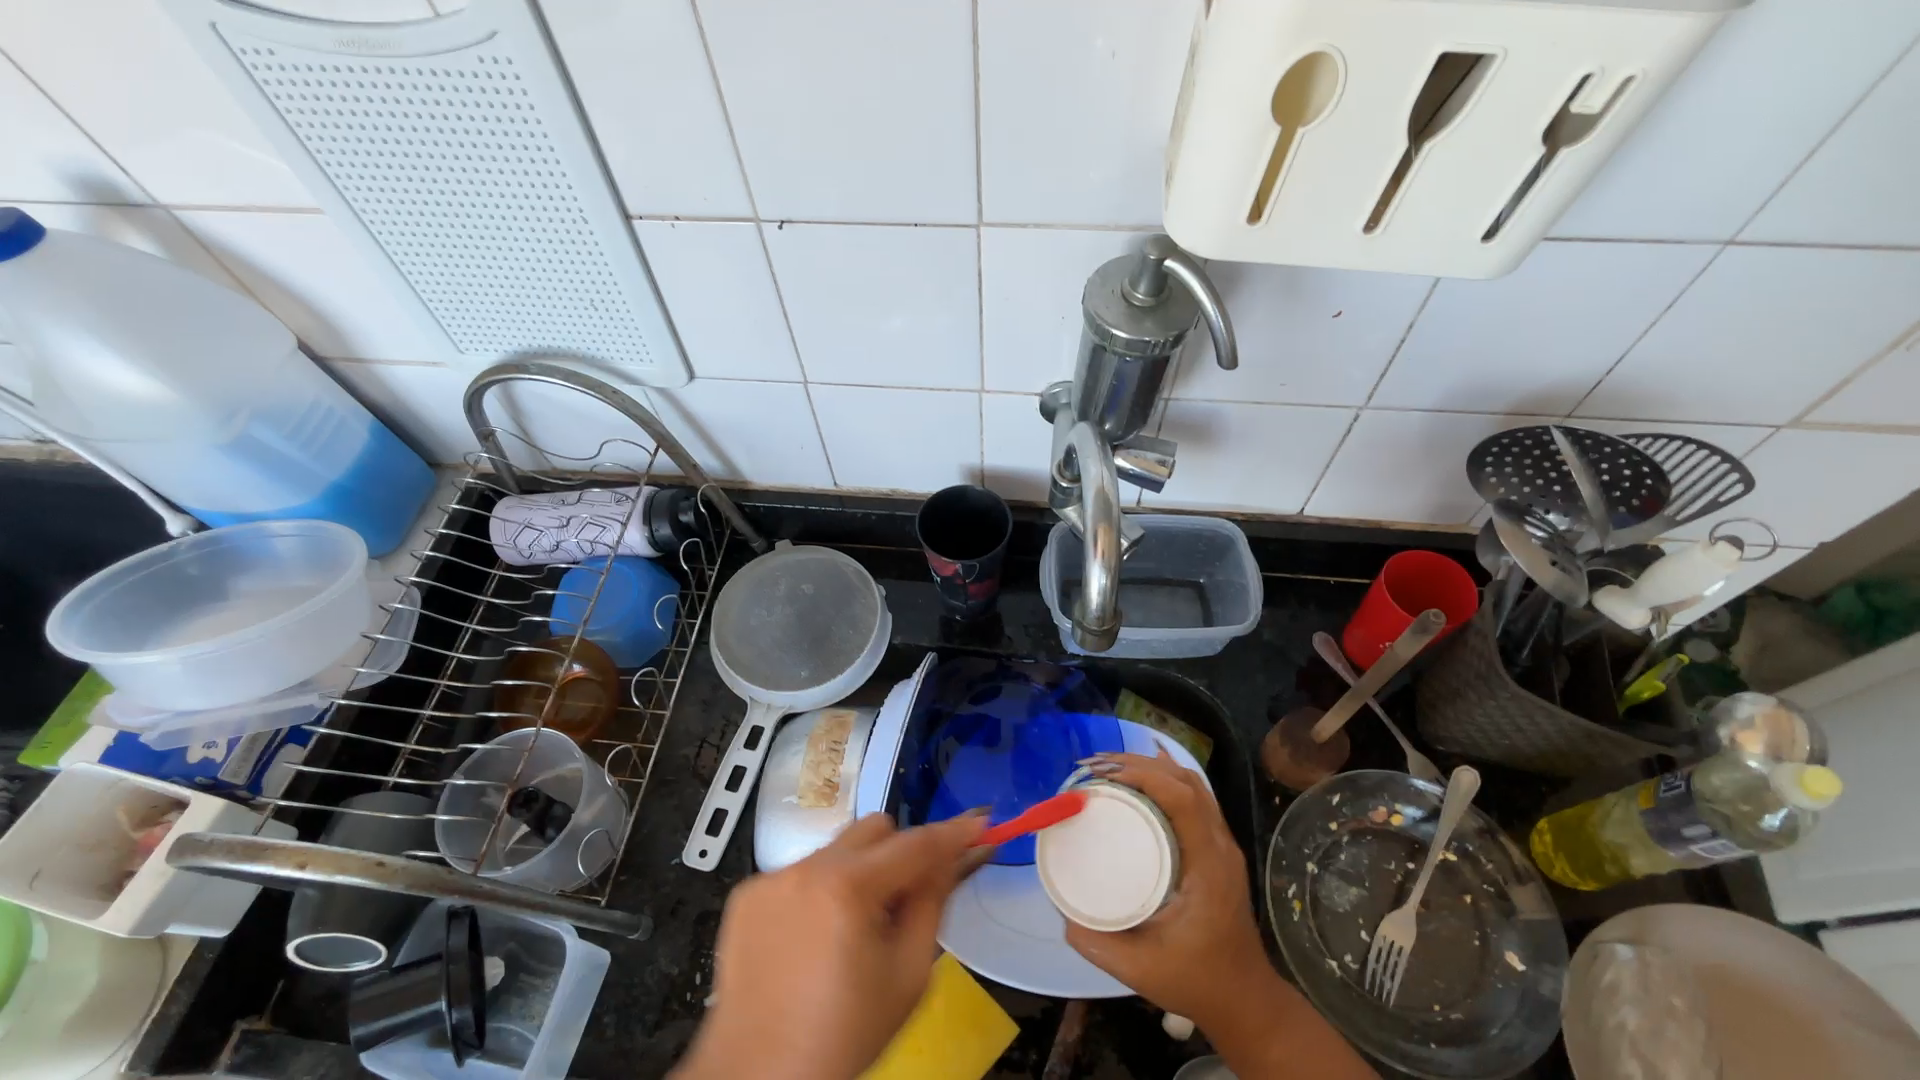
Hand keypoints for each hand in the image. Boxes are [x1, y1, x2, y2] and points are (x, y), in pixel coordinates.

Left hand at [673, 812, 988, 1079]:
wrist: (762, 1075)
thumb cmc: (846, 1033)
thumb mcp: (908, 972)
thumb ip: (933, 901)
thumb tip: (955, 856)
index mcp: (848, 888)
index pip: (915, 844)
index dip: (952, 832)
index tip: (980, 823)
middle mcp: (805, 869)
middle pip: (873, 829)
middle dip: (899, 853)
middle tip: (906, 900)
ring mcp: (770, 880)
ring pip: (835, 849)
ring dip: (857, 872)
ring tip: (853, 930)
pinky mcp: (746, 896)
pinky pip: (798, 873)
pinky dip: (818, 892)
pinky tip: (814, 939)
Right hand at [1067, 752, 1376, 1079]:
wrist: (1242, 999)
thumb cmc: (1194, 981)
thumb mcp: (1137, 967)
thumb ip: (1094, 941)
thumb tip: (1059, 906)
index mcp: (1208, 866)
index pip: (1183, 800)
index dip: (1144, 775)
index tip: (1102, 774)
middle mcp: (1221, 847)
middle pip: (1187, 782)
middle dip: (1140, 764)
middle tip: (1095, 766)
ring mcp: (1223, 846)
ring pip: (1194, 786)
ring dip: (1154, 768)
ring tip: (1110, 767)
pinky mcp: (1218, 851)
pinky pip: (1197, 800)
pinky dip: (1167, 781)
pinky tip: (1143, 775)